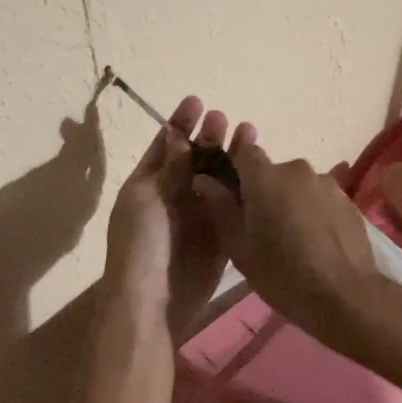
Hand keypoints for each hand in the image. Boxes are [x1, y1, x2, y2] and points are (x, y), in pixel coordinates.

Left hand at [105, 96, 253, 333]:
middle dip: (210, 137)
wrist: (153, 301)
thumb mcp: (149, 199)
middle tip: (226, 120)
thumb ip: (170, 168)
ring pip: (219, 180)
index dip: (181, 122)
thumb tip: (180, 135)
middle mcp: (174, 196)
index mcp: (148, 184)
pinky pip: (235, 207)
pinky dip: (246, 190)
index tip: (198, 101)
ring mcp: (199, 217)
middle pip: (196, 159)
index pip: (167, 145)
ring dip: (231, 158)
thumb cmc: (142, 245)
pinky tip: (260, 173)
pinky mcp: (221, 238)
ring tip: (250, 135)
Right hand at [194, 142, 392, 350]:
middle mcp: (298, 170)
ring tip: (295, 240)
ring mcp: (328, 185)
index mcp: (265, 177)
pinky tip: (317, 245)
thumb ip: (220, 208)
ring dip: (293, 204)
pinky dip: (316, 215)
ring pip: (300, 187)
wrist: (344, 296)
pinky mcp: (349, 202)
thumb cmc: (282, 275)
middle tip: (264, 229)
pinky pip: (322, 201)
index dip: (237, 171)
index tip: (234, 197)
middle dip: (266, 193)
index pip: (244, 152)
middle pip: (274, 173)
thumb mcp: (239, 248)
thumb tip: (205, 180)